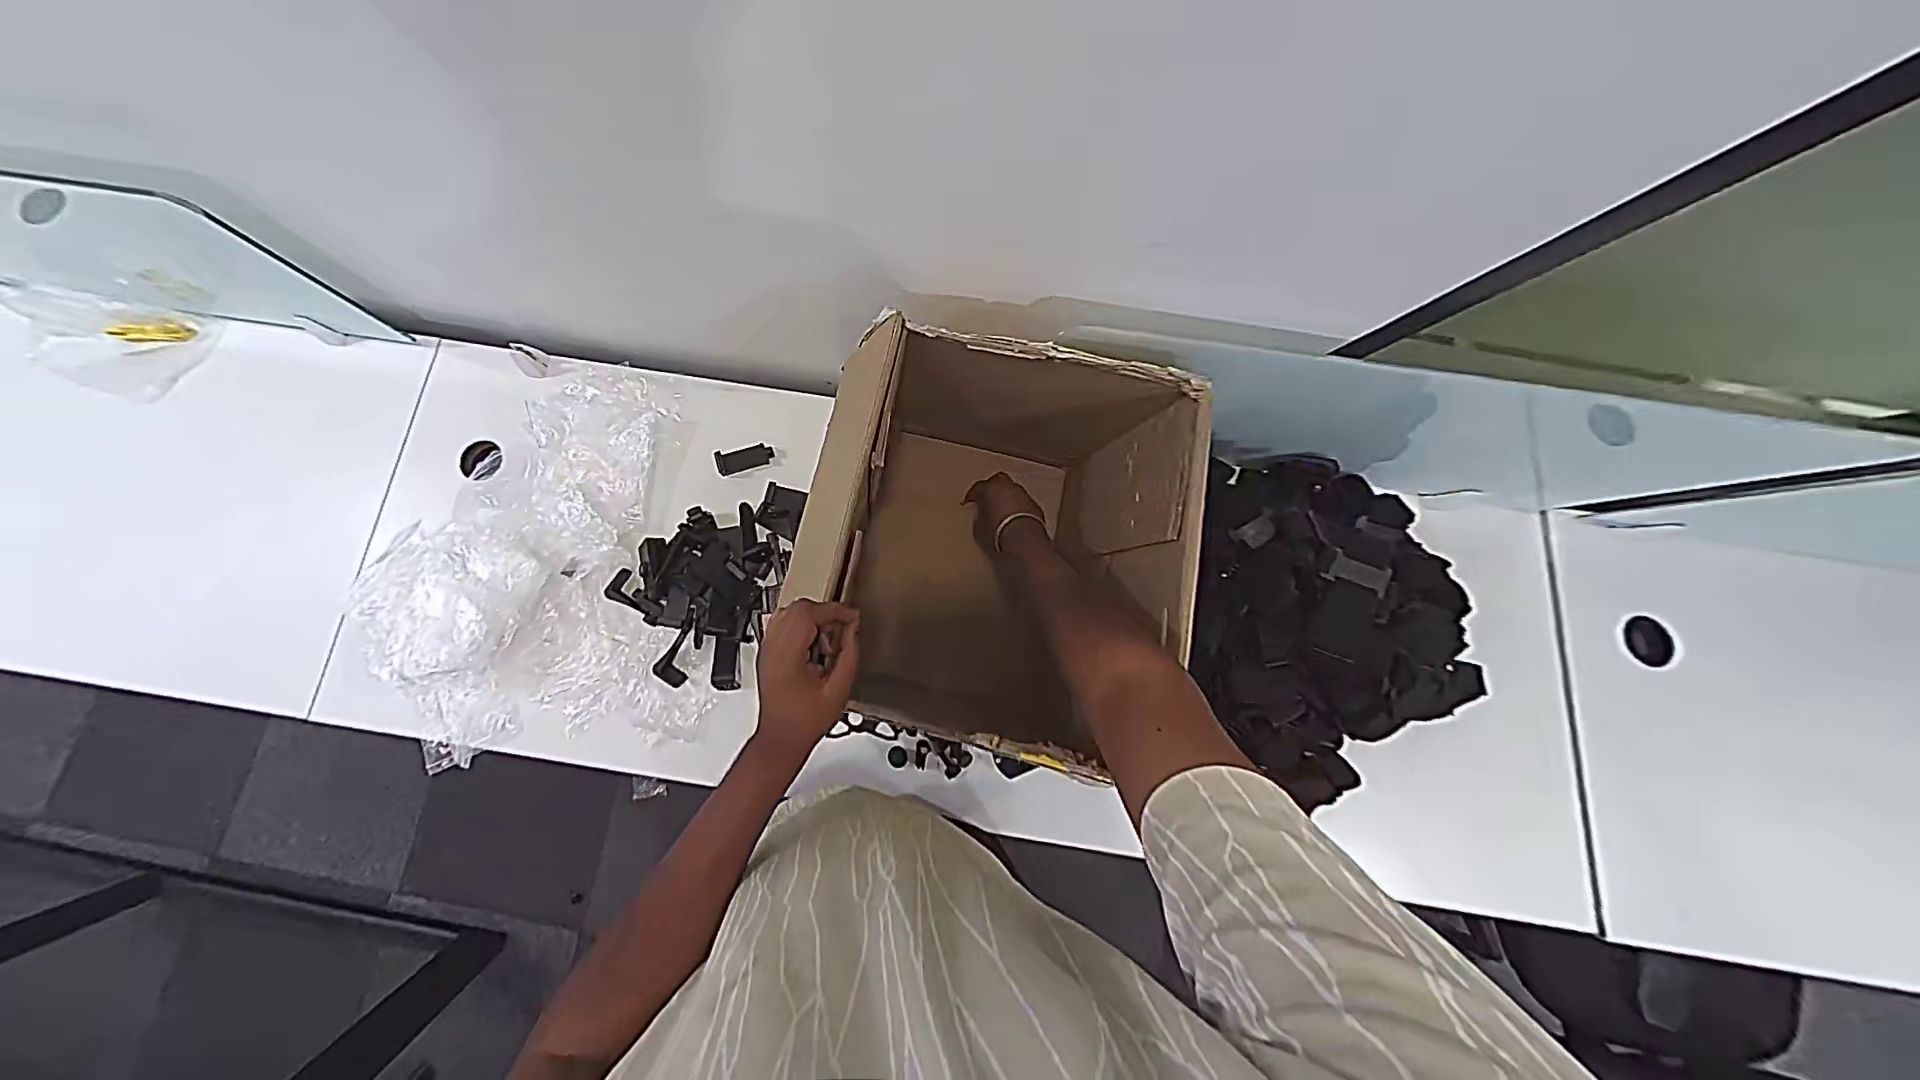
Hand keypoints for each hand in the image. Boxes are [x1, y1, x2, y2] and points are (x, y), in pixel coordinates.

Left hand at [753, 599, 861, 758]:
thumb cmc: (804, 721)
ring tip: (828, 641)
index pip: (808, 613)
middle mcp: (772, 648)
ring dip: (814, 620)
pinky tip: (816, 647)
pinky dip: (803, 628)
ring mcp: (767, 650)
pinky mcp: (768, 654)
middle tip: (842, 629)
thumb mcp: (838, 690)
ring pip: (790, 613)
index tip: (852, 616)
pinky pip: (784, 626)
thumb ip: (849, 655)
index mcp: (787, 656)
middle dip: (825, 613)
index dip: (835, 610)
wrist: (782, 738)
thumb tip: (853, 630)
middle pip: (797, 608)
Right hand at [963, 472, 1046, 554]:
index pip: (978, 487)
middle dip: (993, 488)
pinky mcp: (1036, 506)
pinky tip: (1015, 517)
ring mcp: (1024, 495)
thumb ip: (980, 516)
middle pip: (999, 481)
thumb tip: (983, 516)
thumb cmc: (996, 532)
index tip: (969, 502)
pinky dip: (1018, 506)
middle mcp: (1008, 487)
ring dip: (1007, 497)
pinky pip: (1023, 502)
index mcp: (991, 488)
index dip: (972, 495)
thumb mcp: (979, 527)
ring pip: (1013, 491)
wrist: (1024, 540)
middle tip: (987, 499)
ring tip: (1002, 509)